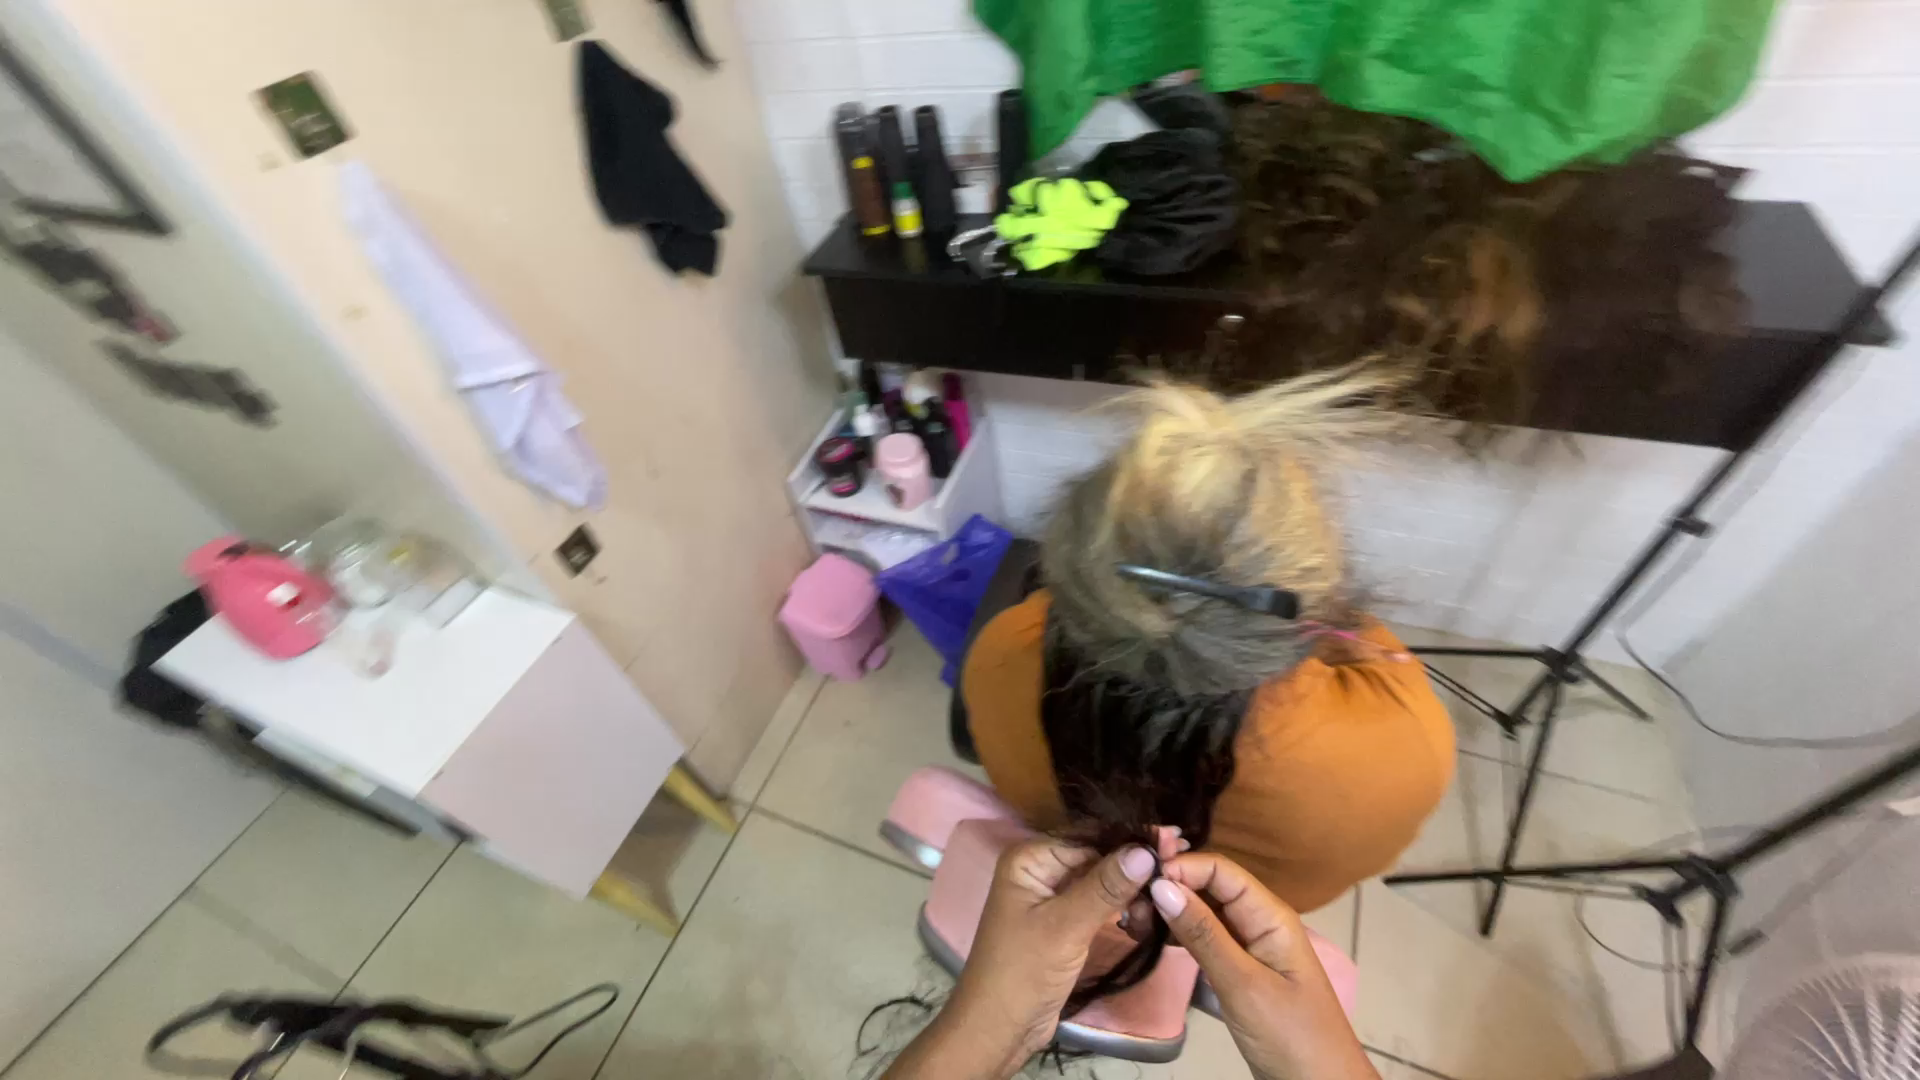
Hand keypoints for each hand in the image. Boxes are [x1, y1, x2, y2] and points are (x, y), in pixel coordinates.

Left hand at [886, 838, 1155, 1078]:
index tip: (1173, 839)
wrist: (999, 1028)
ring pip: (1101, 880)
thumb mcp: (1066, 927)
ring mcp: (1051, 895)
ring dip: (1131, 888)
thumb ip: (1105, 887)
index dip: (1128, 837)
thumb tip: (1144, 850)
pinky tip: (1146, 914)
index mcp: (1030, 858)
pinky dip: (1121, 907)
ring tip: (1167, 892)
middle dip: (1134, 863)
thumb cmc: (1023, 971)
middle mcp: (1039, 868)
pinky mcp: (1063, 920)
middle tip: (1179, 864)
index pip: (1087, 836)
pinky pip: (1097, 902)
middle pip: (1095, 855)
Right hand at [1150, 854, 1378, 1079]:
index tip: (1140, 881)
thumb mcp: (1244, 986)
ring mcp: (1247, 946)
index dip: (1181, 867)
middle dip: (1169, 887)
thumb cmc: (1293, 1039)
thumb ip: (1202, 934)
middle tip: (1128, 905)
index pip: (1219, 869)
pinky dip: (1177, 935)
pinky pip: (1203, 937)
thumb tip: (1159, 884)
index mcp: (1269, 915)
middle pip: (1208, 886)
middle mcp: (1257, 921)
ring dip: (1169, 911)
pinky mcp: (1237, 970)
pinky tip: (1150, 939)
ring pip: (1202, 911)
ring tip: (1131, 922)